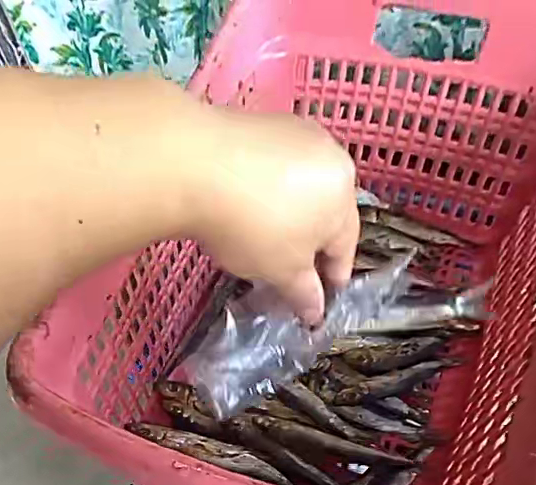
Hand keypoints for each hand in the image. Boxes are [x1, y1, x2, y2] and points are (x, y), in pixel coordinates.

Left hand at [186, 108, 359, 324]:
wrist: (191, 164)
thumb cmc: (253, 226)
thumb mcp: (283, 273)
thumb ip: (305, 294)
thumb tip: (315, 311)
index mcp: (344, 194)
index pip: (345, 249)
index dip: (331, 281)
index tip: (317, 302)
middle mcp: (329, 155)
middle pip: (325, 215)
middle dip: (309, 248)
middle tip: (289, 276)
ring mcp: (295, 133)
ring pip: (300, 190)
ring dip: (288, 219)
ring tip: (264, 243)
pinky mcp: (261, 121)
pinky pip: (274, 169)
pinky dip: (266, 194)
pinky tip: (245, 210)